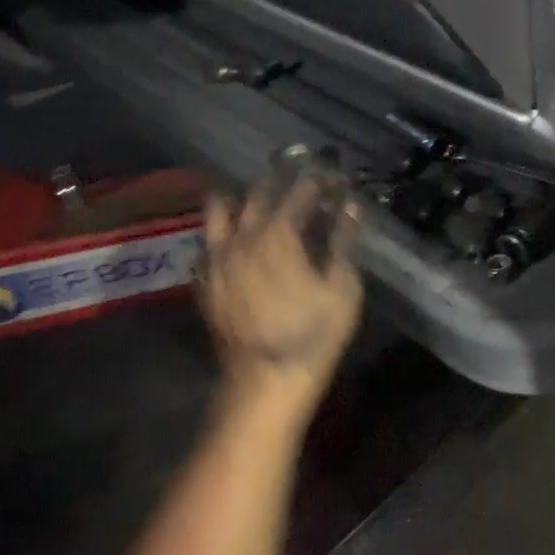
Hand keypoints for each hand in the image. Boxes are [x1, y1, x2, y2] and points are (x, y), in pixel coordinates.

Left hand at [198, 173, 363, 412]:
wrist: (266, 379)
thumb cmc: (314, 332)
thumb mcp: (342, 286)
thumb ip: (343, 239)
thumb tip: (349, 203)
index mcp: (279, 233)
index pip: (298, 189)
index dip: (318, 179)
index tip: (334, 176)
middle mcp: (241, 236)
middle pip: (257, 192)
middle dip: (281, 179)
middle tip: (301, 178)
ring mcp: (216, 257)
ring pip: (221, 209)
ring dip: (242, 197)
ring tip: (261, 199)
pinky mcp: (205, 279)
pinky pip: (209, 241)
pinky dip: (224, 229)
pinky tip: (238, 239)